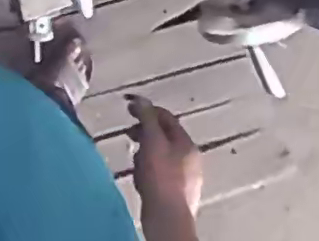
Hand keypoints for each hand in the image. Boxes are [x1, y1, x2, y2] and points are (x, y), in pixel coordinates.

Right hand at [129, 96, 202, 218]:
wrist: (167, 218)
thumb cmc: (161, 176)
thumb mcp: (152, 140)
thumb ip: (146, 117)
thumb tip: (140, 99)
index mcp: (187, 144)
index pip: (166, 117)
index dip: (147, 109)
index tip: (128, 108)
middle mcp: (190, 159)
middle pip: (162, 136)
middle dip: (144, 134)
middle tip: (129, 135)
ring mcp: (184, 178)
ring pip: (158, 155)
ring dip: (143, 154)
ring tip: (136, 162)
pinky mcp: (175, 193)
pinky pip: (159, 173)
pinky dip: (148, 171)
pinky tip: (141, 179)